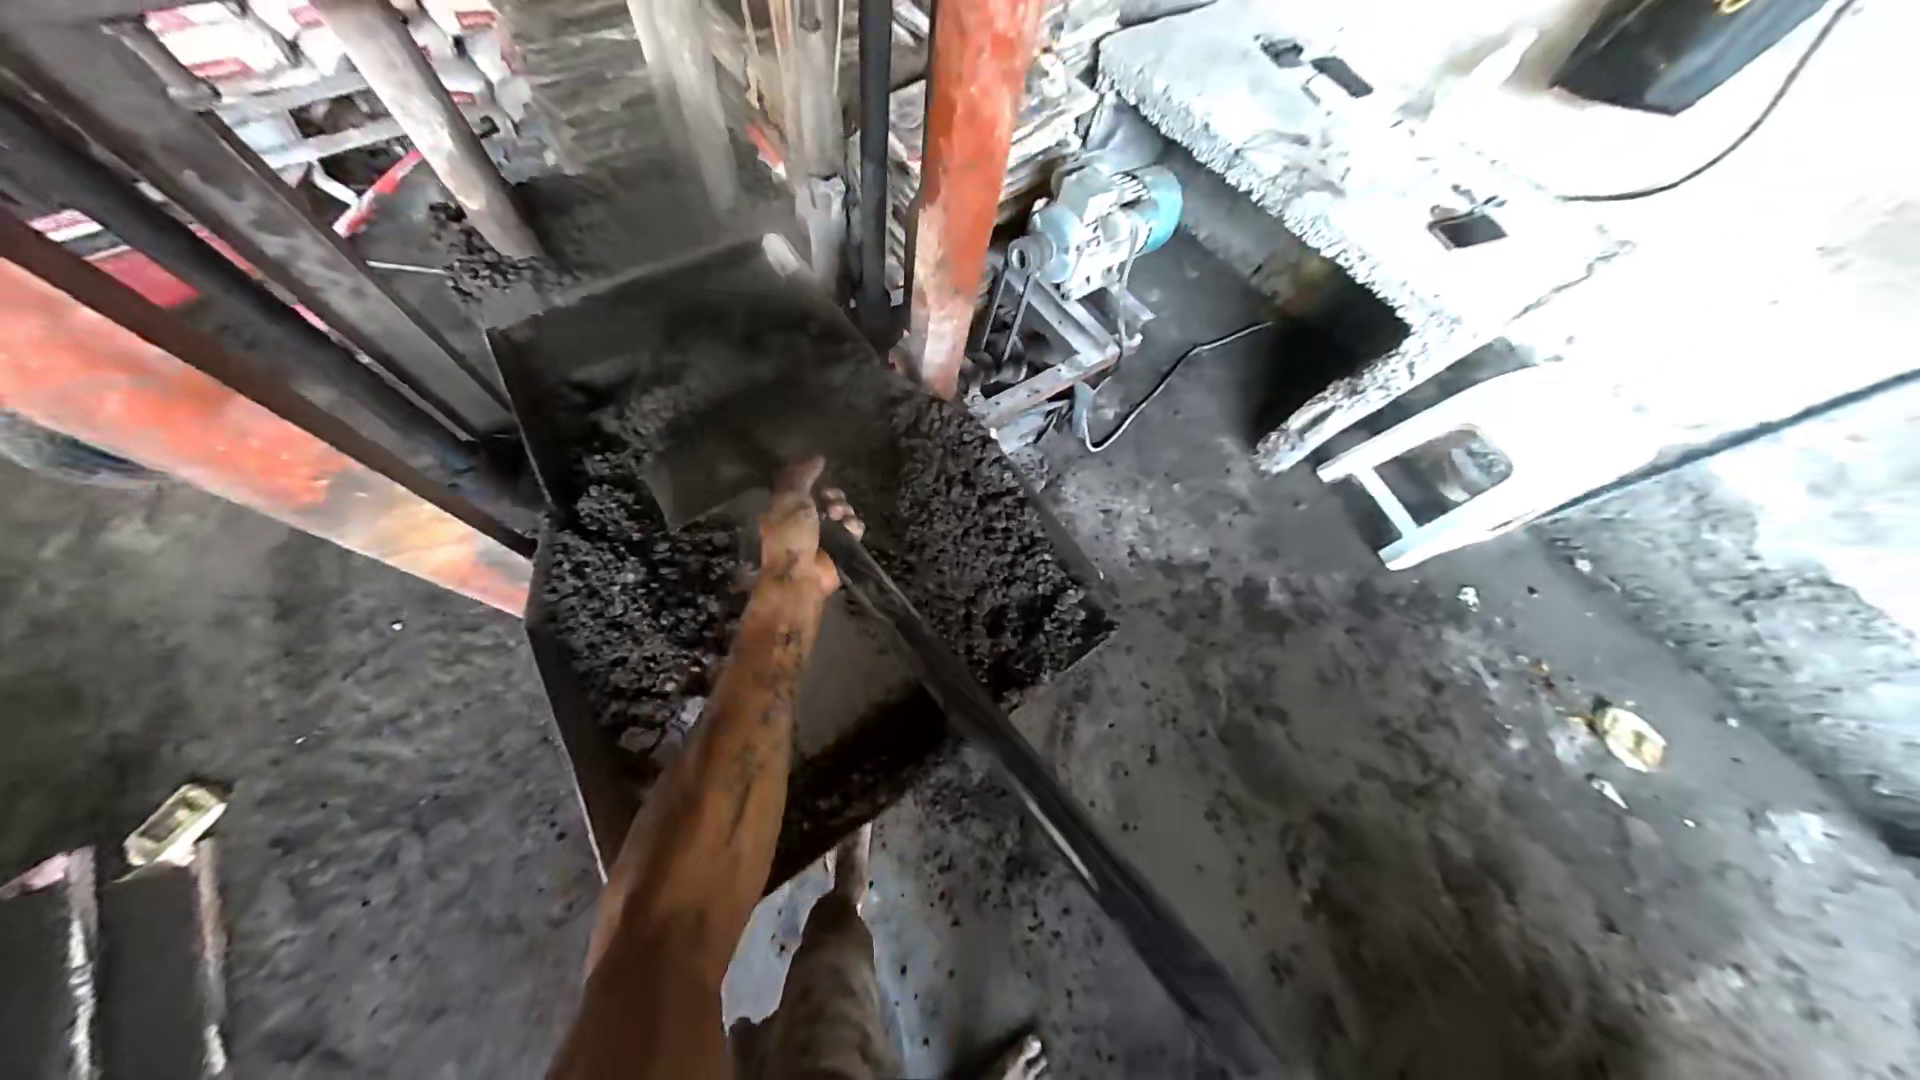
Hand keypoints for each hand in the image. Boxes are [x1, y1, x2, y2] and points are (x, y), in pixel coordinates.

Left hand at [760, 457, 862, 598]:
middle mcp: (806, 519)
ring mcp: (824, 534)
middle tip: (831, 505)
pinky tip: (849, 530)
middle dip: (834, 496)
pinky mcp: (841, 547)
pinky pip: (854, 529)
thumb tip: (818, 457)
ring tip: (840, 519)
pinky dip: (854, 526)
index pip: (807, 485)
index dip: (816, 480)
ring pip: (844, 511)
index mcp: (787, 507)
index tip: (822, 479)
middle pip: (828, 497)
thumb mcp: (790, 498)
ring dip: (845, 510)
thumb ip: (803, 474)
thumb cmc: (790, 535)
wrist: (801, 576)